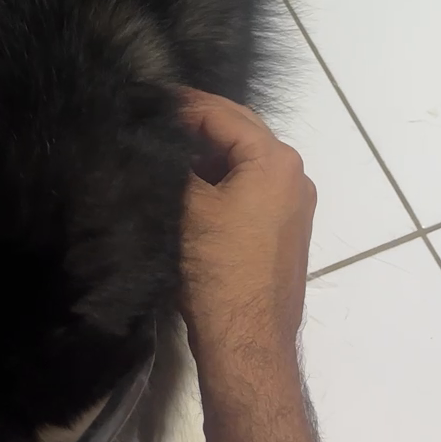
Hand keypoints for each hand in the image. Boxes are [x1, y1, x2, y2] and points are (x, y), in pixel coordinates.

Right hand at [177, 89, 316, 362]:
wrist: (247, 344)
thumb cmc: (217, 269)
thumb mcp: (187, 207)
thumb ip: (172, 162)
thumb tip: (151, 137)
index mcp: (274, 159)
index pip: (222, 113)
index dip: (182, 103)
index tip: (147, 97)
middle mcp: (293, 173)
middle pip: (240, 129)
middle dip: (199, 120)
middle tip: (157, 115)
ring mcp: (293, 202)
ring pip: (245, 158)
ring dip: (209, 149)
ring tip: (167, 145)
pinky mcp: (285, 227)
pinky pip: (251, 184)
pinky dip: (223, 176)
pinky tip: (191, 180)